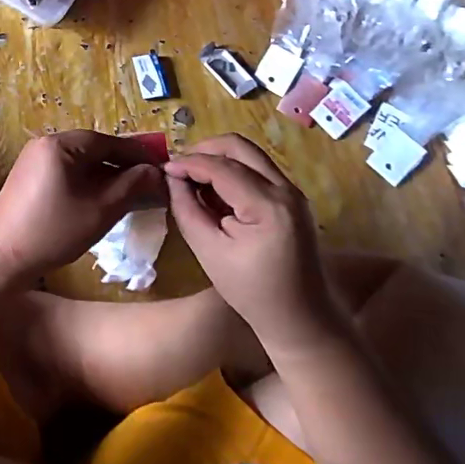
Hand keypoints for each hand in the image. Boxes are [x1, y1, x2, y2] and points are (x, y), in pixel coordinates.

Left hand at [0, 131, 166, 283]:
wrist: (3, 254)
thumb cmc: (54, 230)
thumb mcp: (101, 210)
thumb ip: (131, 186)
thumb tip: (155, 172)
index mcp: (58, 145)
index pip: (105, 140)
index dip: (135, 153)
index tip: (161, 164)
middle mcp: (43, 144)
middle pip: (91, 147)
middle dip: (121, 163)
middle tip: (150, 180)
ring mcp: (33, 159)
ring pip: (79, 160)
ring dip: (105, 173)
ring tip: (133, 191)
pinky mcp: (29, 176)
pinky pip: (66, 170)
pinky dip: (87, 180)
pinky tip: (104, 198)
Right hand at [164, 134, 342, 352]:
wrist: (301, 318)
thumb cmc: (251, 290)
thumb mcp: (207, 249)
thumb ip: (186, 207)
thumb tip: (172, 177)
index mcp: (268, 207)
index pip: (221, 166)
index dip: (187, 163)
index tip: (163, 169)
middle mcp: (286, 191)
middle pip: (239, 146)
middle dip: (203, 150)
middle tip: (179, 167)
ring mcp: (293, 193)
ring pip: (249, 153)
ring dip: (217, 157)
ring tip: (192, 178)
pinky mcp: (291, 199)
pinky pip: (256, 168)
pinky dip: (231, 169)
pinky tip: (213, 190)